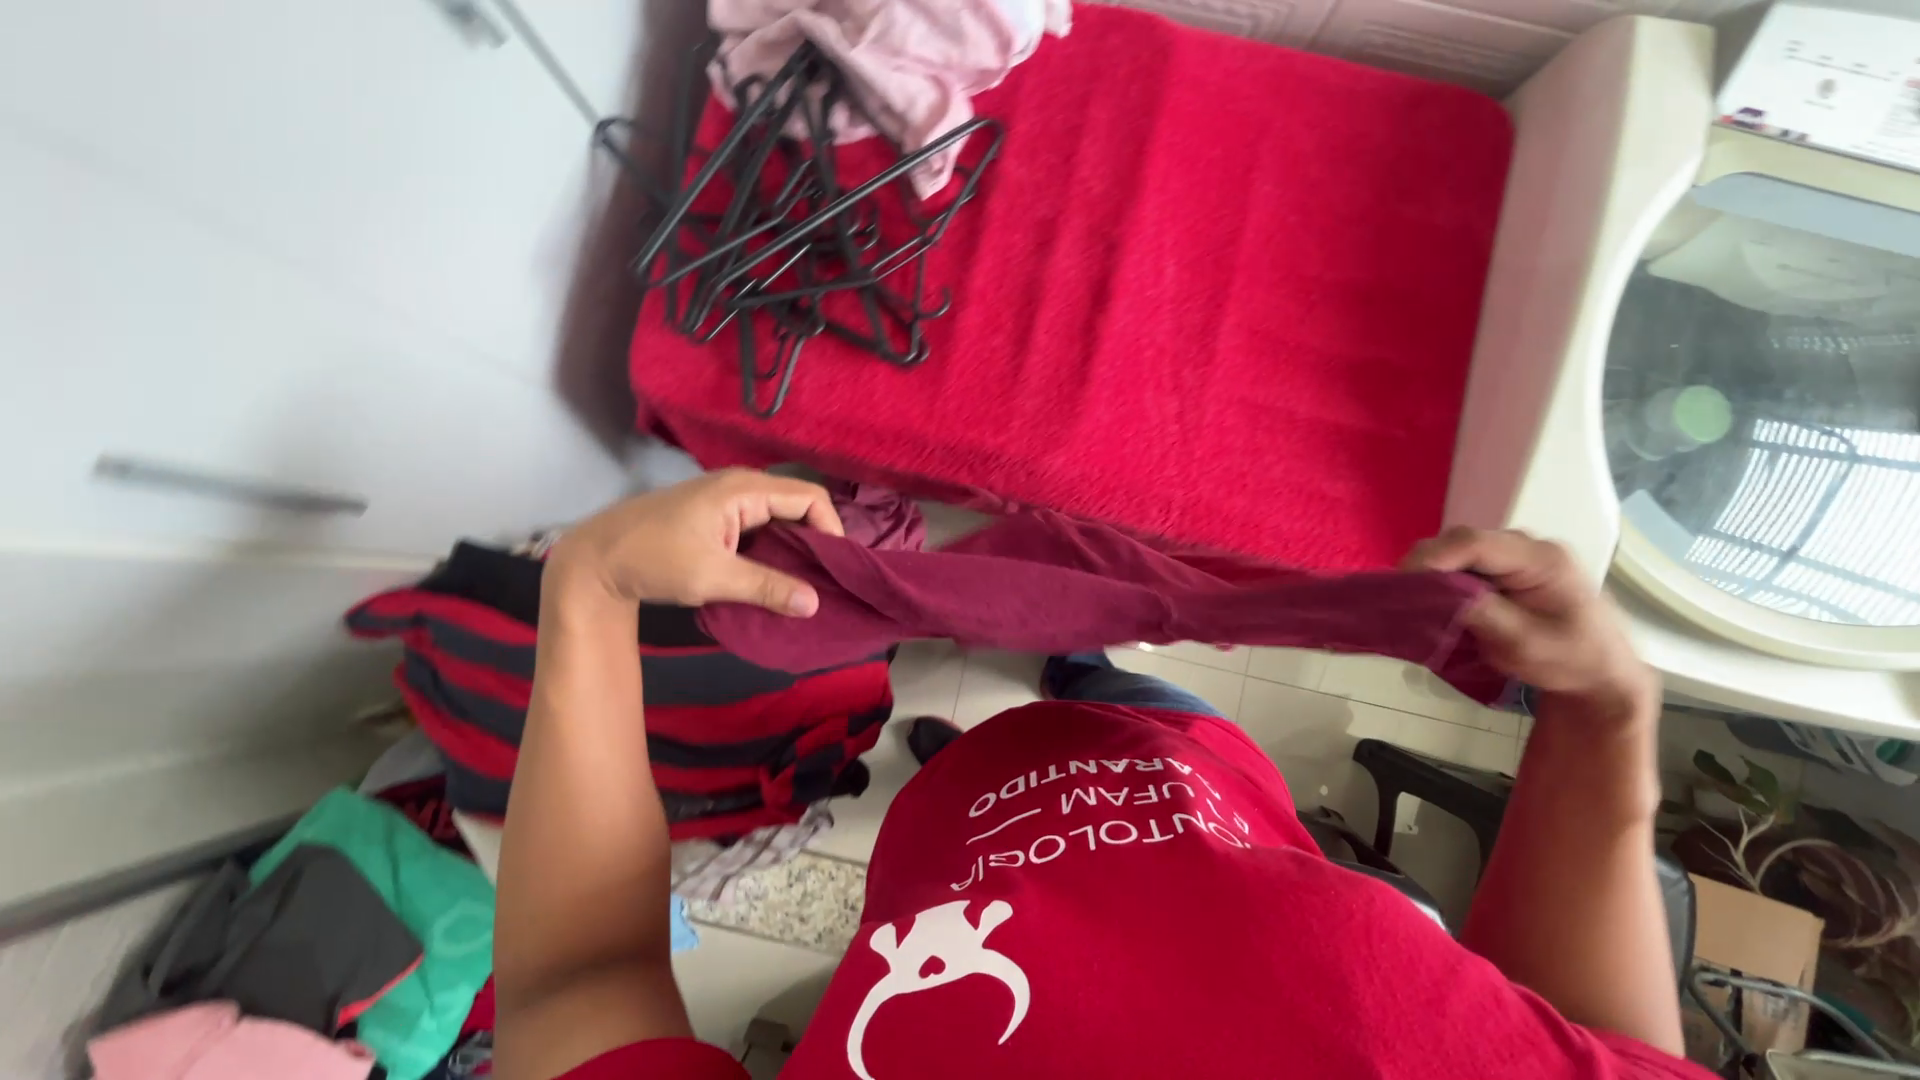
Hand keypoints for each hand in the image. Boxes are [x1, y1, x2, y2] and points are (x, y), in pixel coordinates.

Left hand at [547, 469, 843, 615]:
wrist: (595, 559)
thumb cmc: (653, 560)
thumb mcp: (712, 577)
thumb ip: (767, 588)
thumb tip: (815, 604)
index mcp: (743, 489)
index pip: (809, 498)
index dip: (830, 529)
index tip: (835, 567)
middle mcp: (740, 486)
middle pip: (798, 505)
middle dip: (816, 539)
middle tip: (826, 578)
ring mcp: (727, 499)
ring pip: (779, 517)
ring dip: (794, 546)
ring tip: (805, 581)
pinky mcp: (717, 516)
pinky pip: (760, 525)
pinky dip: (774, 547)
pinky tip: (775, 575)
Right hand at [1402, 527, 1657, 728]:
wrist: (1604, 672)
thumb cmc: (1571, 660)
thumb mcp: (1524, 643)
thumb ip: (1481, 612)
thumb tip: (1433, 592)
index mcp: (1541, 559)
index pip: (1473, 543)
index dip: (1432, 558)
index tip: (1401, 583)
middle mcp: (1527, 547)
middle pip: (1461, 541)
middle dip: (1427, 564)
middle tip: (1402, 596)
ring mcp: (1517, 554)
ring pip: (1458, 549)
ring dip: (1434, 571)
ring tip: (1416, 599)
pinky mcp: (1507, 567)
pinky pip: (1465, 562)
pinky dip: (1444, 577)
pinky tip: (1437, 599)